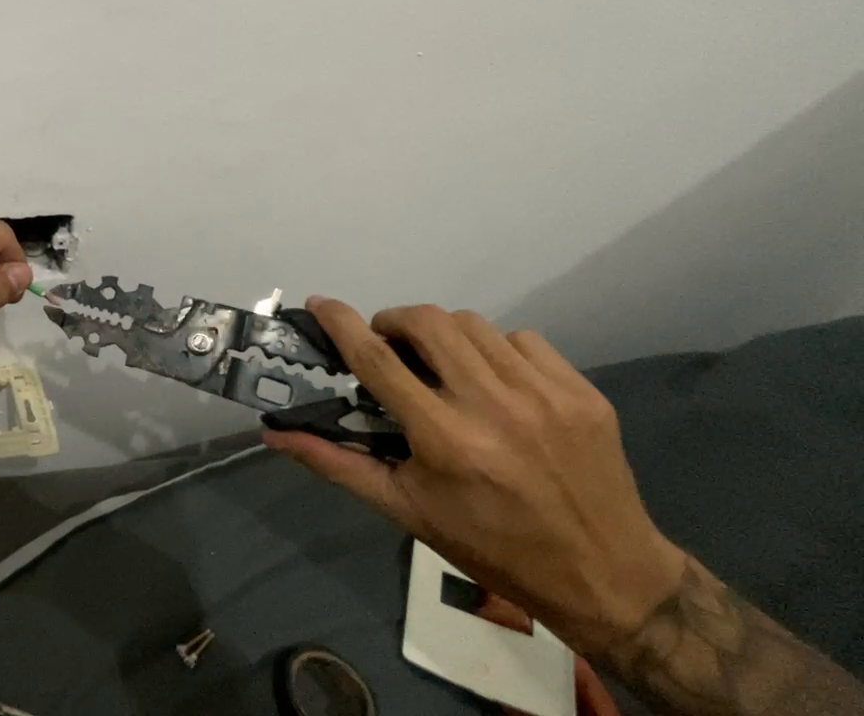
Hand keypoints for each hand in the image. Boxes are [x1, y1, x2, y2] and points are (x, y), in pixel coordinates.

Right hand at [263, 298, 686, 655]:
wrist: (607, 578)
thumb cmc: (489, 544)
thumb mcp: (404, 508)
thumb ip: (334, 462)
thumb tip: (272, 433)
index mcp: (445, 439)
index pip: (378, 358)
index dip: (342, 322)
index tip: (319, 303)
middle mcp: (495, 407)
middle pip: (428, 322)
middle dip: (395, 321)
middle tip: (388, 345)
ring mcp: (546, 396)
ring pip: (473, 324)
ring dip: (442, 334)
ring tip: (440, 365)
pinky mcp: (583, 394)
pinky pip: (523, 339)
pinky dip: (494, 348)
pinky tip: (493, 381)